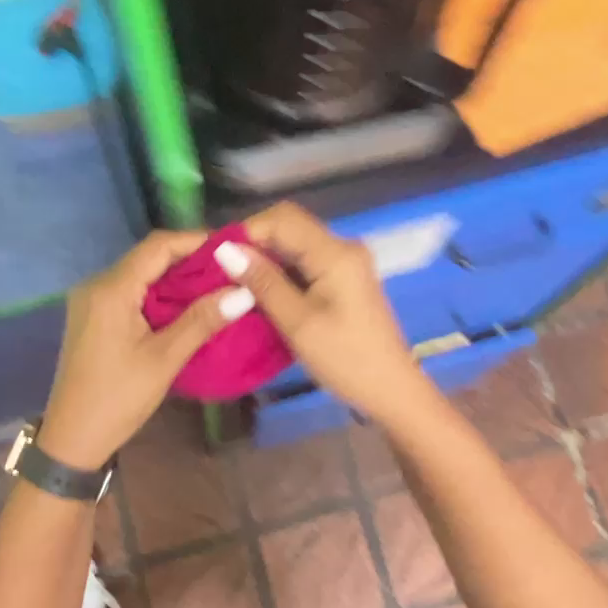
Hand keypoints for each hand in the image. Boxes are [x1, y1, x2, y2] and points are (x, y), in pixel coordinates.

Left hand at [36, 231, 251, 470]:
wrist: (72, 439)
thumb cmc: (117, 399)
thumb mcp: (164, 360)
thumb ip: (202, 321)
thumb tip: (244, 290)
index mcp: (111, 290)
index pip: (157, 246)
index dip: (196, 241)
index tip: (233, 248)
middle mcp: (97, 285)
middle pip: (148, 257)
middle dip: (190, 259)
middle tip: (232, 269)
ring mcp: (92, 301)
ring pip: (141, 274)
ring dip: (177, 278)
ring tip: (218, 286)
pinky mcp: (94, 317)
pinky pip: (131, 292)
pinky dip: (160, 294)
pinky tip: (187, 307)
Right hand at [217, 202, 435, 424]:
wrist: (391, 389)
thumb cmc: (346, 359)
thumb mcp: (298, 323)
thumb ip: (263, 282)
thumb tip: (226, 250)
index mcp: (335, 252)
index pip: (282, 219)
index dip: (246, 232)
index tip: (215, 258)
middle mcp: (342, 248)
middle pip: (289, 226)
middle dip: (253, 244)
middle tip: (221, 273)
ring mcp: (346, 263)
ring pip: (295, 245)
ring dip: (265, 259)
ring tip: (234, 284)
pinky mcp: (344, 279)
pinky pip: (305, 262)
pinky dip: (281, 272)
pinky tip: (261, 293)